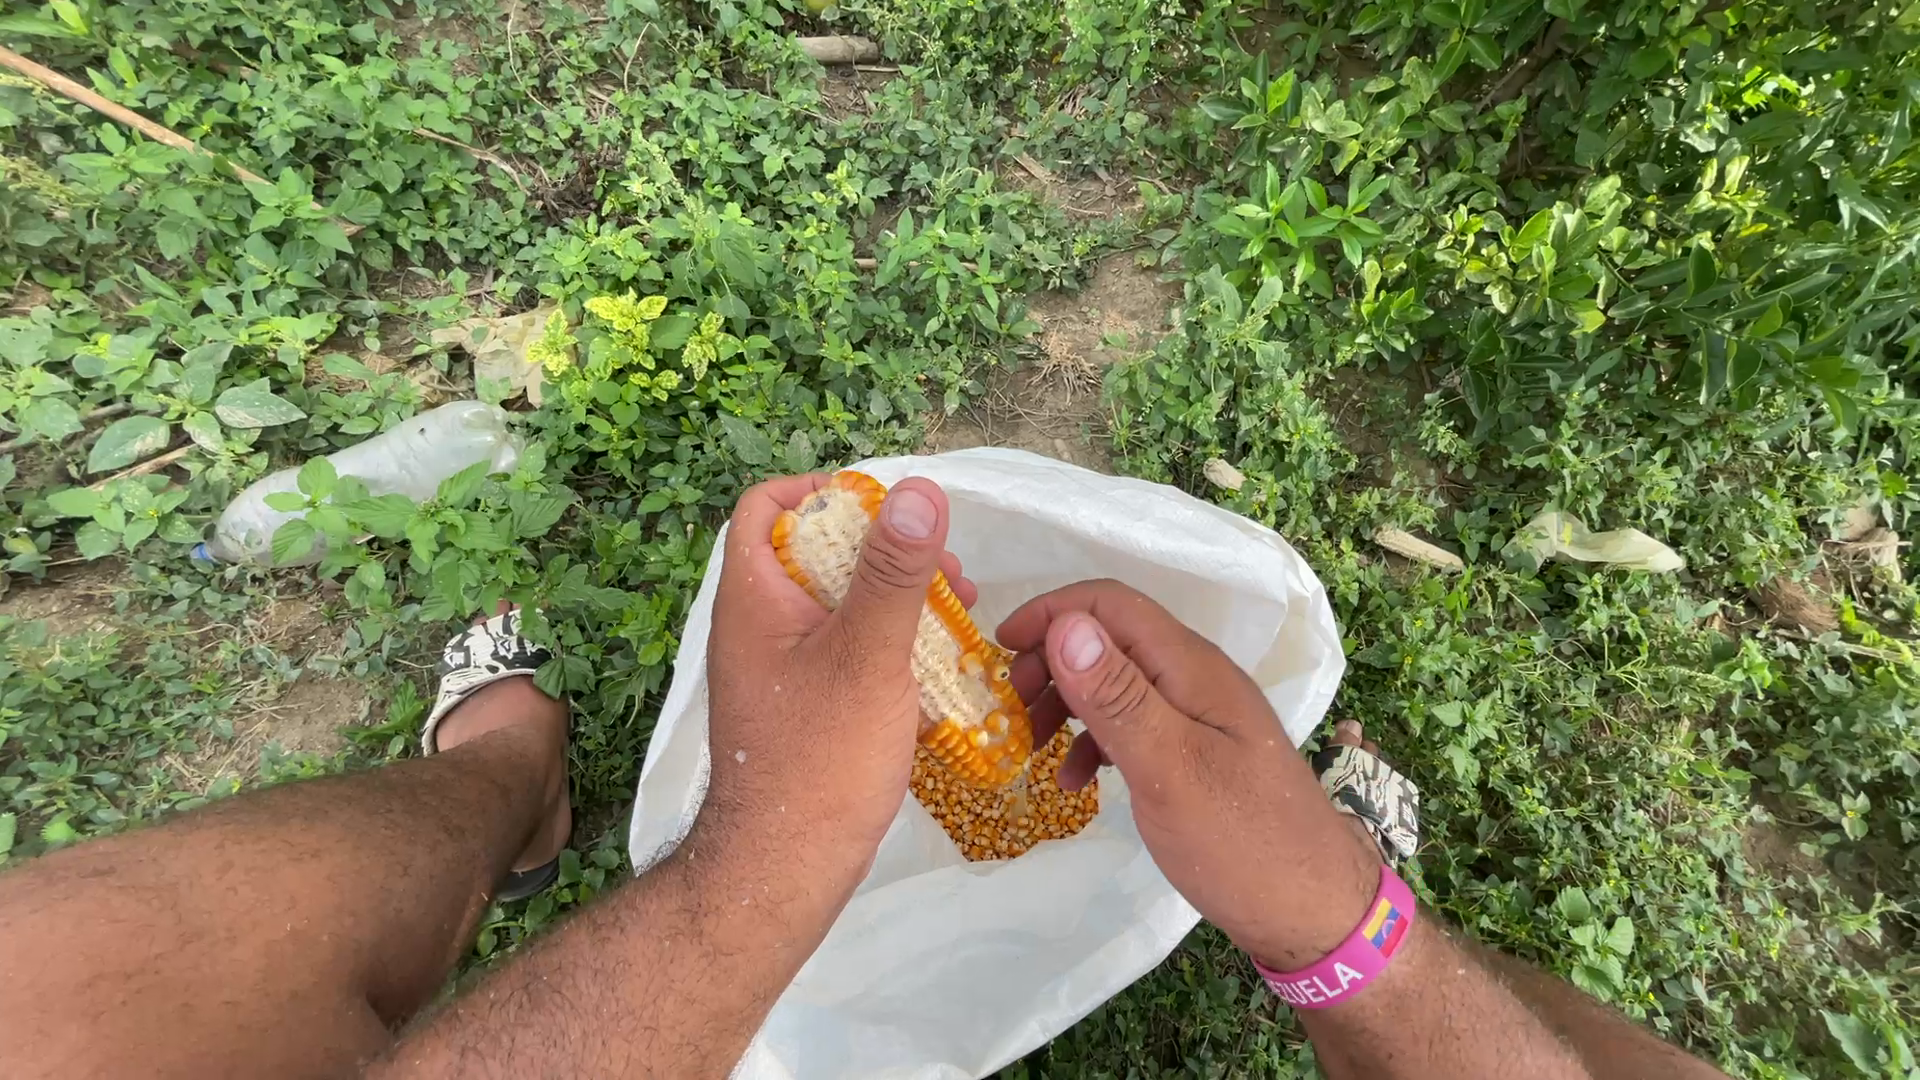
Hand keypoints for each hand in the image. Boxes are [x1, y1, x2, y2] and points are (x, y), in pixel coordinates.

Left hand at [701, 473, 972, 885]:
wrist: (787, 868)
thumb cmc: (821, 756)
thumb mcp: (866, 653)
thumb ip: (894, 571)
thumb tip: (919, 491)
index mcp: (756, 595)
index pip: (768, 506)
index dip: (821, 491)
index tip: (884, 508)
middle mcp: (762, 621)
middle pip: (818, 550)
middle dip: (886, 547)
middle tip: (944, 567)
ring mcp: (785, 661)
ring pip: (842, 599)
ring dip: (899, 593)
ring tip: (958, 606)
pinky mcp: (809, 695)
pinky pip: (850, 642)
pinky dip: (892, 636)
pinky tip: (940, 654)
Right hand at [997, 579, 1379, 970]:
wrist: (1313, 914)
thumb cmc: (1240, 841)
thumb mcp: (1169, 767)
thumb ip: (1116, 695)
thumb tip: (1066, 624)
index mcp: (1189, 666)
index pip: (1111, 603)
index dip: (1052, 612)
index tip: (1001, 646)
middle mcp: (1191, 676)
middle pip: (1107, 638)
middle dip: (1051, 661)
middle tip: (1011, 706)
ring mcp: (1193, 712)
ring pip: (1113, 681)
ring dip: (1066, 702)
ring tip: (1030, 743)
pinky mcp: (1191, 748)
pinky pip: (1130, 724)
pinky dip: (1093, 741)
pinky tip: (1076, 781)